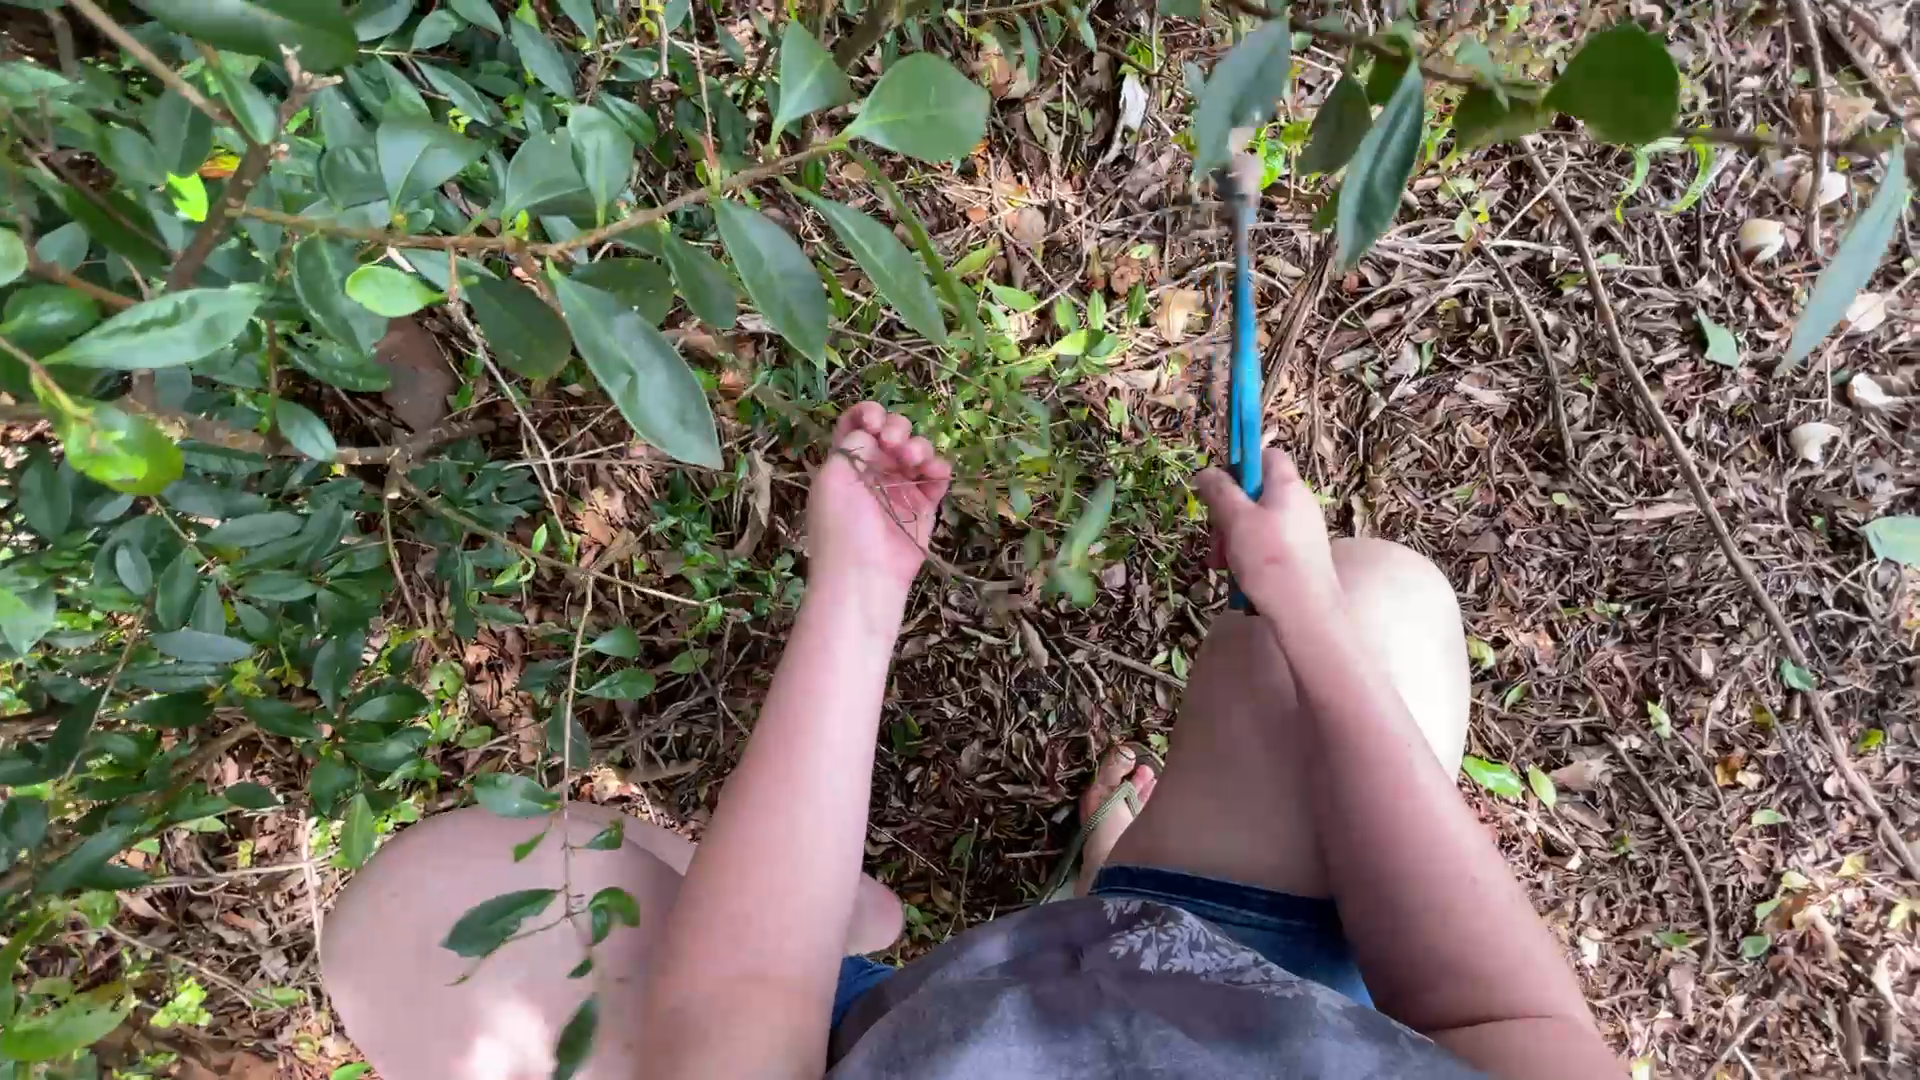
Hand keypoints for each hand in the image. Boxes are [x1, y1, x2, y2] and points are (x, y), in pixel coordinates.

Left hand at [807, 402, 952, 593]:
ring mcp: (900, 488)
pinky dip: (939, 468)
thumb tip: (873, 432)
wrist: (865, 576)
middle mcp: (873, 472)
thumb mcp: (834, 478)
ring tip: (912, 460)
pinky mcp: (924, 506)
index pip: (856, 425)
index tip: (876, 420)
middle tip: (894, 443)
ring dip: (918, 446)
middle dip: (897, 429)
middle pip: (891, 433)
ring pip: (917, 451)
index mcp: (845, 463)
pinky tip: (933, 473)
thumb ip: (854, 445)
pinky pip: (937, 476)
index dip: (868, 414)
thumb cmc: (841, 526)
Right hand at [1194, 448, 1340, 618]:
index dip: (1240, 463)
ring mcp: (1299, 530)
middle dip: (1227, 512)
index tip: (1218, 485)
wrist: (1305, 612)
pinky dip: (1245, 553)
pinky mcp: (1297, 554)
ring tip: (1220, 561)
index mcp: (1287, 486)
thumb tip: (1206, 471)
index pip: (1266, 455)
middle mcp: (1297, 503)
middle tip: (1215, 535)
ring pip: (1254, 521)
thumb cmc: (1270, 559)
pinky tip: (1234, 573)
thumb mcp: (1236, 520)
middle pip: (1254, 492)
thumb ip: (1220, 491)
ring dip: (1231, 537)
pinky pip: (1264, 543)